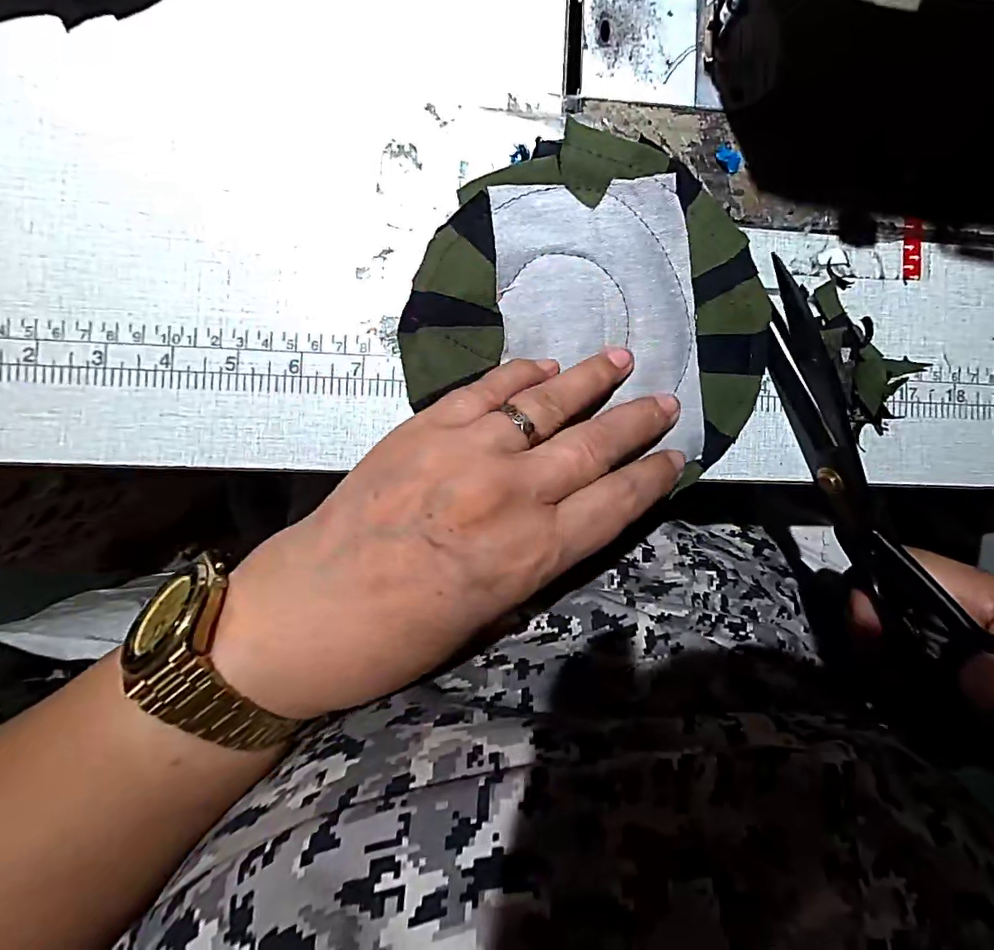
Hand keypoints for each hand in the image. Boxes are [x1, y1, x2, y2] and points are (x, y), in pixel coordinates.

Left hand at [209, 350, 683, 720]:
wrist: (315, 604)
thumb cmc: (400, 635)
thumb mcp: (487, 616)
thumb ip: (527, 563)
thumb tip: (552, 524)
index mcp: (535, 553)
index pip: (616, 503)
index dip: (651, 476)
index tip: (678, 455)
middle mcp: (512, 493)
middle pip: (592, 446)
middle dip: (635, 422)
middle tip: (666, 400)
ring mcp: (467, 452)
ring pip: (544, 405)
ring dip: (587, 380)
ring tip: (618, 359)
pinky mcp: (423, 427)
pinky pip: (483, 391)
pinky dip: (516, 374)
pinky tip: (540, 366)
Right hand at [885, 553, 993, 849]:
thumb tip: (954, 673)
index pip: (905, 567)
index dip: (870, 589)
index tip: (859, 632)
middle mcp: (975, 618)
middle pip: (888, 612)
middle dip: (879, 653)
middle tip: (897, 694)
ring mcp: (971, 651)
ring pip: (897, 652)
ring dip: (898, 687)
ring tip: (927, 723)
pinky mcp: (973, 681)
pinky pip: (918, 682)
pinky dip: (916, 706)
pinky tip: (940, 731)